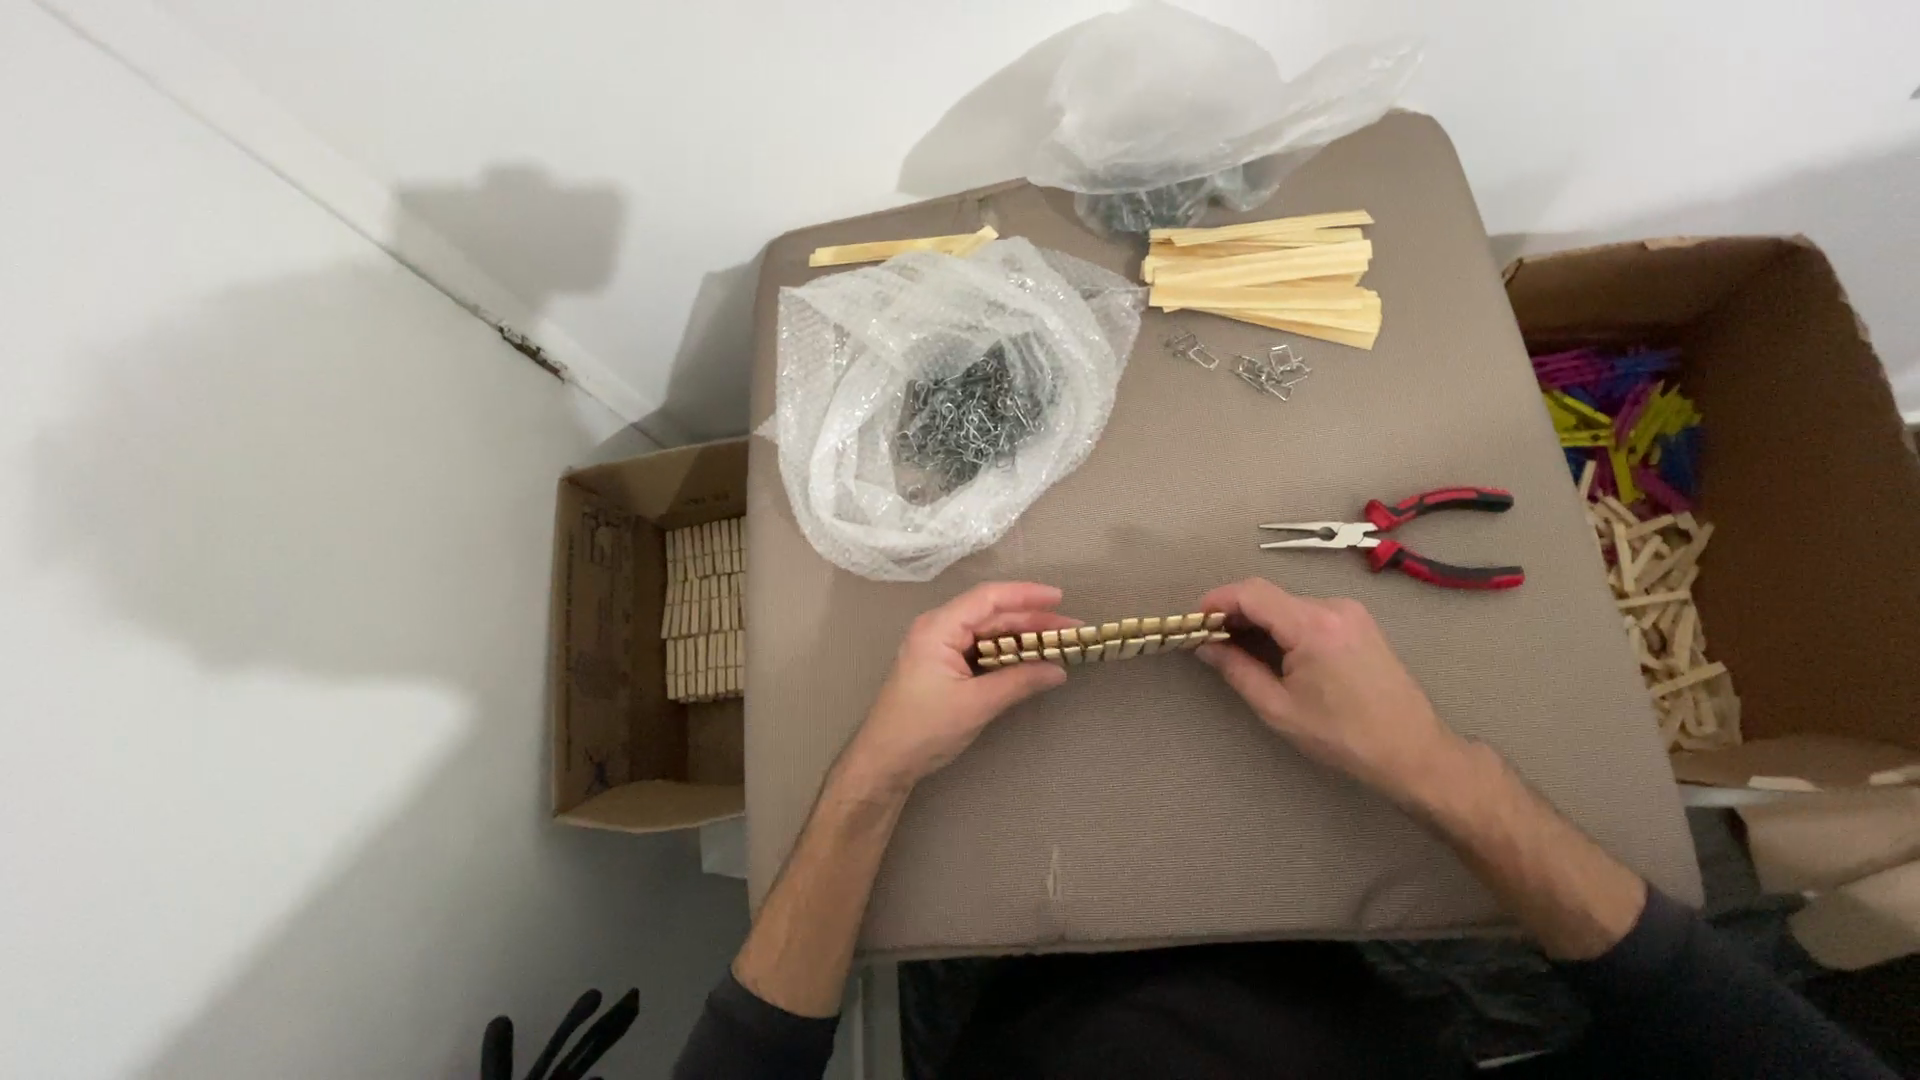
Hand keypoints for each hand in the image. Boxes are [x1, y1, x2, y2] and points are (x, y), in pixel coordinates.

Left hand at [840, 582, 1078, 794]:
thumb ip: (1019, 682)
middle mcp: (937, 629)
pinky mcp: (942, 666)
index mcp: (938, 628)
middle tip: (1070, 628)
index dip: (1025, 595)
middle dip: (1031, 619)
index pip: (987, 598)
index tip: (1059, 598)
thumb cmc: (924, 728)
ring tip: (1058, 642)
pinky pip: (979, 649)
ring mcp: (938, 647)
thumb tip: (1059, 670)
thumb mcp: (976, 704)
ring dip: (1021, 637)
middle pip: (990, 614)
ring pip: (987, 632)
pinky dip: (1006, 653)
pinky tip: (1030, 660)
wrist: (884, 761)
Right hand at [1195, 577, 1465, 801]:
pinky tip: (1272, 650)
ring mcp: (1350, 612)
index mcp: (1313, 626)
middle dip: (1234, 613)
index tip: (1194, 621)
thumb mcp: (1278, 708)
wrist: (1413, 751)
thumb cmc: (1342, 736)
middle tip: (1209, 640)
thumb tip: (1205, 645)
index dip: (1216, 601)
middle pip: (1268, 595)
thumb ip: (1236, 670)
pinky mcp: (1359, 622)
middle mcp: (1333, 607)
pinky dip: (1282, 624)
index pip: (1251, 592)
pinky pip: (1307, 612)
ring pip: (1287, 603)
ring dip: (1258, 620)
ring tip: (1238, 649)